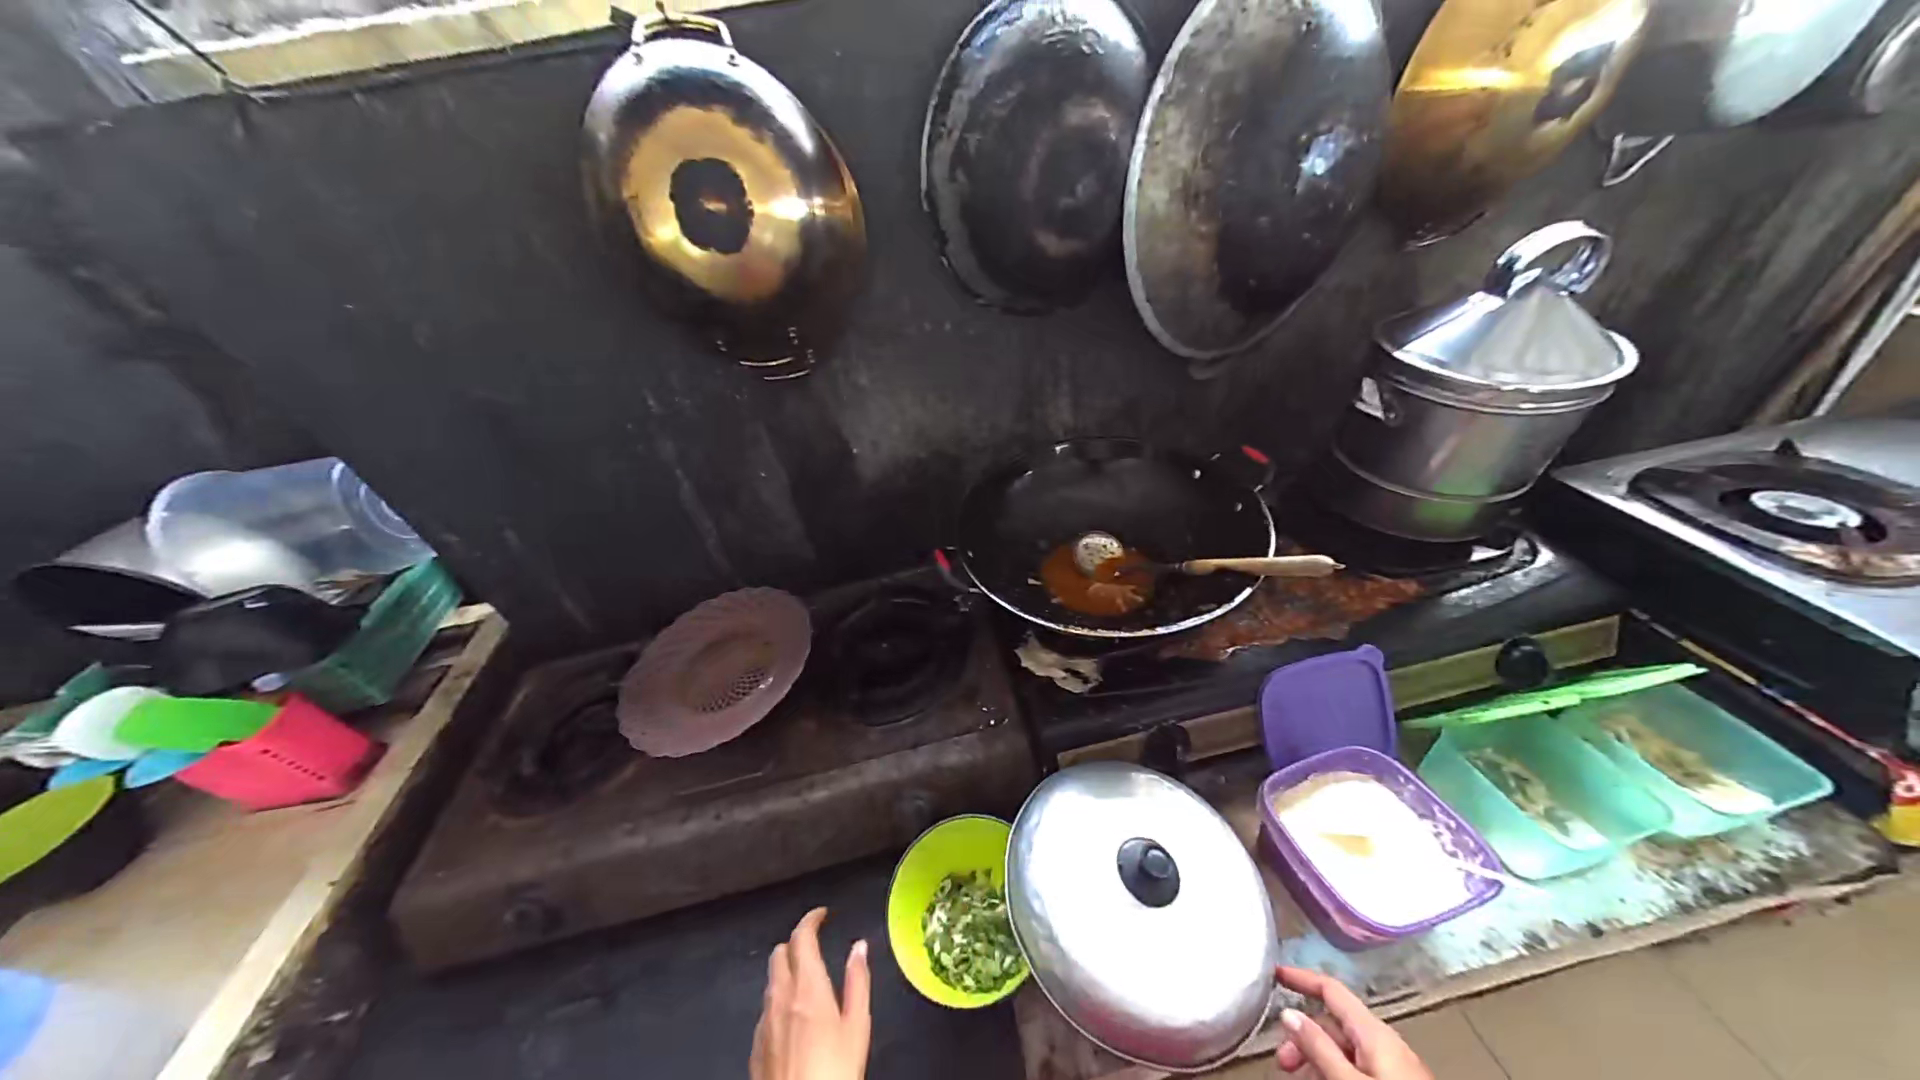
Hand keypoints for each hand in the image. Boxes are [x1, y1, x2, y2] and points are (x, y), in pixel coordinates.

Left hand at [751, 907, 871, 1079]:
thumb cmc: (835, 1071)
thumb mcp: (858, 1026)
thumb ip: (858, 981)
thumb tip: (859, 946)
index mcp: (806, 986)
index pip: (801, 936)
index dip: (811, 919)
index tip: (823, 915)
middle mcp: (779, 997)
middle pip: (779, 953)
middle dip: (796, 943)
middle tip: (816, 947)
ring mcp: (763, 1023)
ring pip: (771, 981)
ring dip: (786, 971)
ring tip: (808, 982)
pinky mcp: (754, 1047)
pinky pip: (765, 1009)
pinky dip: (779, 1000)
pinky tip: (794, 1019)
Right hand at [1273, 966, 1431, 1079]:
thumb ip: (1318, 1047)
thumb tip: (1289, 1013)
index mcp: (1375, 1034)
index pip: (1331, 989)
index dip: (1301, 978)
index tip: (1274, 975)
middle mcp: (1386, 1045)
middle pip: (1335, 1024)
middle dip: (1304, 1036)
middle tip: (1284, 1063)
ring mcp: (1395, 1069)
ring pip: (1345, 1051)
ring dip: (1317, 1060)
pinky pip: (1359, 1070)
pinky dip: (1336, 1073)